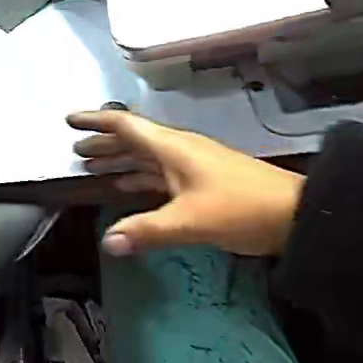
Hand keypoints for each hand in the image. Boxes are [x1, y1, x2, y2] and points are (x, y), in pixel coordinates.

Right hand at [68, 110, 304, 257]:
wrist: (293, 214)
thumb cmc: (239, 208)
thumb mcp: (190, 221)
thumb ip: (147, 230)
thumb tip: (108, 241)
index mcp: (172, 148)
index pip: (125, 125)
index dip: (96, 122)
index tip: (69, 121)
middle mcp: (178, 150)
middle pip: (133, 140)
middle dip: (103, 143)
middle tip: (75, 151)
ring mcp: (190, 164)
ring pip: (145, 157)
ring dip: (119, 161)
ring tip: (91, 167)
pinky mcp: (200, 181)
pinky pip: (158, 173)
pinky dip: (137, 178)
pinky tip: (125, 189)